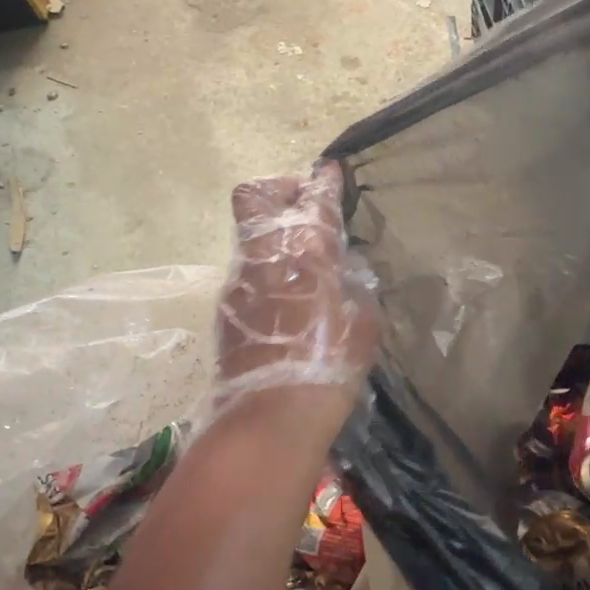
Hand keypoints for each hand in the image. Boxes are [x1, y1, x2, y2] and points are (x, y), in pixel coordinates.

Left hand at [214, 161, 379, 406]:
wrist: (271, 417)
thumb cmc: (330, 366)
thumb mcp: (364, 323)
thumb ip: (355, 285)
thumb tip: (345, 271)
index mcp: (308, 250)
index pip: (314, 196)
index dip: (323, 180)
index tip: (329, 172)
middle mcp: (266, 253)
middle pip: (255, 195)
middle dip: (279, 190)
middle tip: (301, 206)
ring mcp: (238, 279)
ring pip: (250, 234)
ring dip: (273, 235)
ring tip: (301, 260)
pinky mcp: (225, 307)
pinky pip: (247, 271)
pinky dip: (266, 270)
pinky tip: (287, 298)